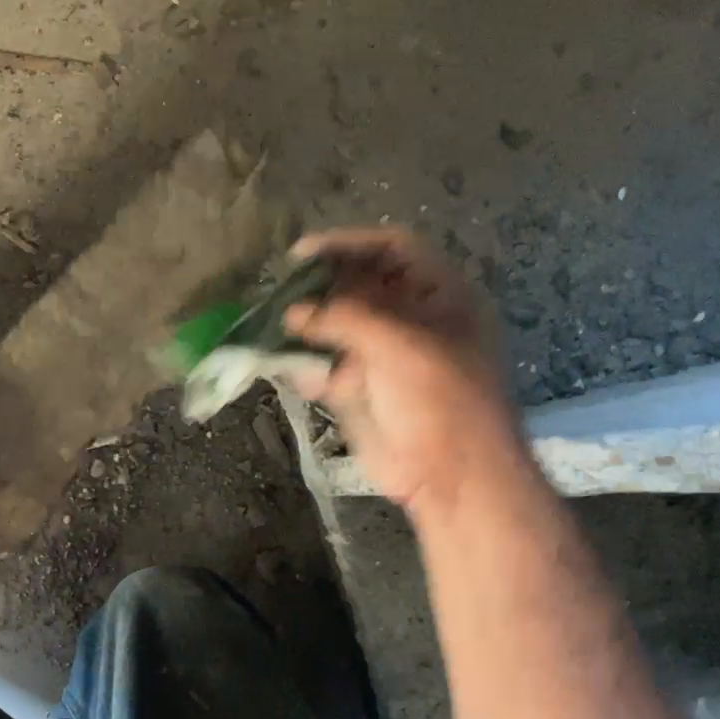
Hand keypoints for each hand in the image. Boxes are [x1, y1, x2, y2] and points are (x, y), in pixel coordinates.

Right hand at [281, 227, 531, 516]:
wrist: (452, 474)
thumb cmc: (442, 400)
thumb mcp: (400, 345)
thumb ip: (344, 318)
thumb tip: (293, 311)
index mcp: (439, 297)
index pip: (393, 250)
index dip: (349, 245)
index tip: (302, 253)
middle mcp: (410, 319)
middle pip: (357, 286)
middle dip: (317, 286)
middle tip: (277, 288)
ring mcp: (382, 354)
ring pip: (333, 326)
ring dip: (302, 325)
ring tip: (268, 324)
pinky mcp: (358, 387)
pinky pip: (322, 364)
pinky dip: (302, 363)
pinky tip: (283, 364)